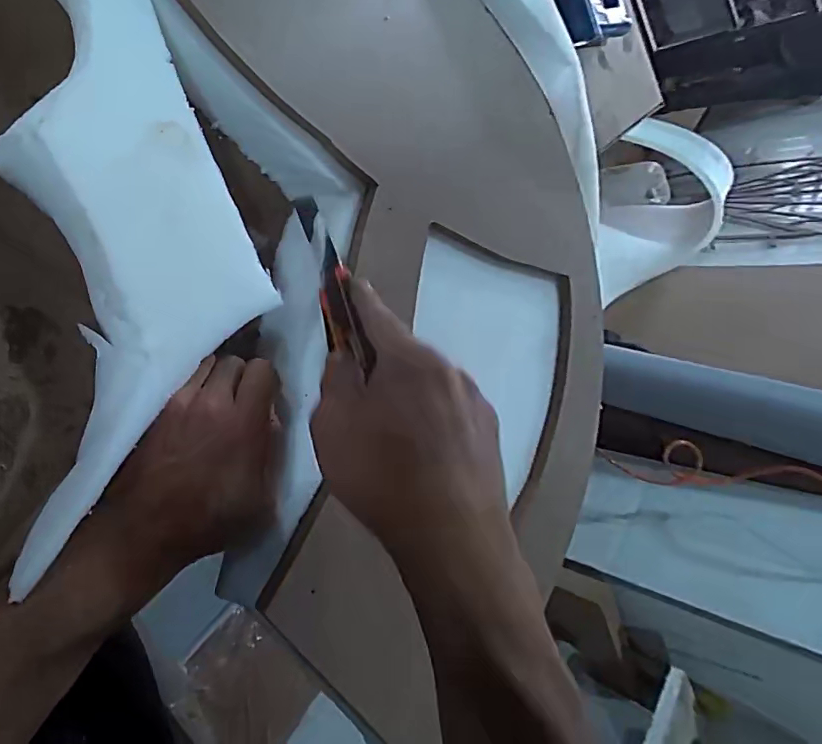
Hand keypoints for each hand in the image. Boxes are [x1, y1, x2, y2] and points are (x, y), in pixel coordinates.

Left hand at [80, 356, 278, 599]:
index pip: (262, 369)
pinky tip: (196, 410)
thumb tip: (269, 419)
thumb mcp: (260, 500)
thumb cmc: (211, 520)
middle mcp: (212, 400)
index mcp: (243, 421)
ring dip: (218, 377)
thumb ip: (271, 452)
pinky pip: (185, 379)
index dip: (268, 382)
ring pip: (208, 364)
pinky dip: (196, 386)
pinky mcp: (160, 406)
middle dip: (244, 377)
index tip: (267, 400)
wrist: (148, 526)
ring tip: (219, 402)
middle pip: (234, 361)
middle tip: (243, 401)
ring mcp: (182, 400)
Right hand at [310, 281, 507, 572]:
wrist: (455, 543)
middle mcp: (447, 368)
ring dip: (402, 390)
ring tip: (385, 432)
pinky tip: (416, 453)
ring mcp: (473, 400)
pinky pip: (446, 408)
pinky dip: (426, 415)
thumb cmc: (383, 476)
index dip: (355, 296)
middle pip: (401, 350)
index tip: (346, 279)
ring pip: (425, 380)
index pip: (375, 313)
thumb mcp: (333, 424)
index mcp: (408, 359)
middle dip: (376, 358)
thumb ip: (335, 379)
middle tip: (353, 386)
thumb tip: (346, 358)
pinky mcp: (488, 432)